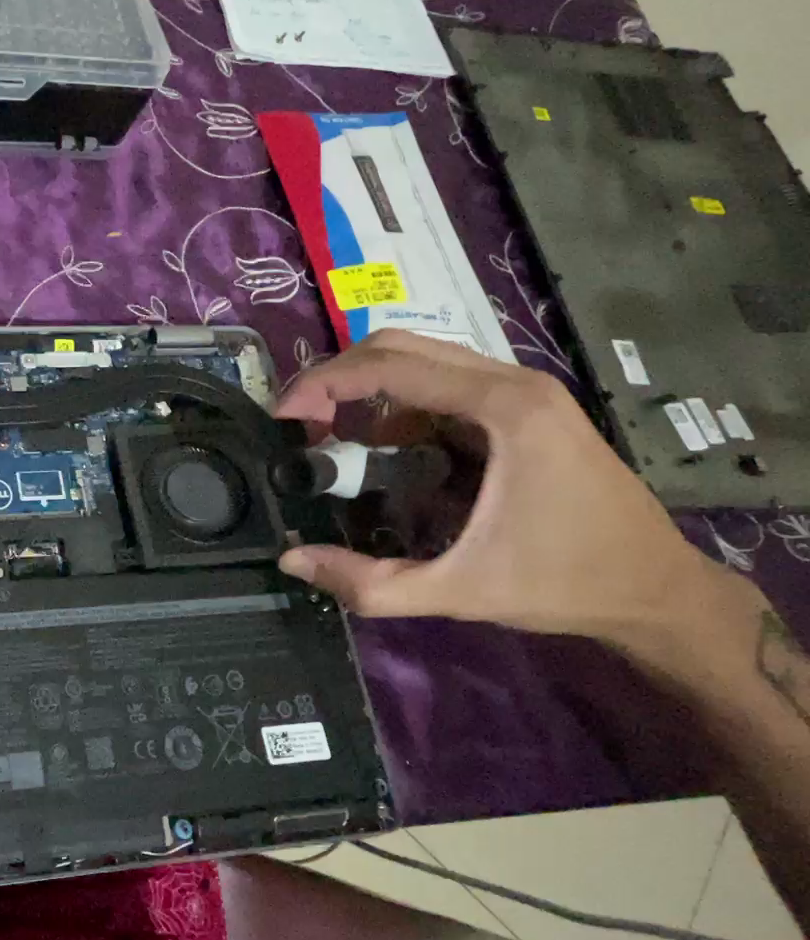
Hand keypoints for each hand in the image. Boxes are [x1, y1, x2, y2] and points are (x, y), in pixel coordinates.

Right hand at [273, 330, 749, 651]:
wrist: (658, 590)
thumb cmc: (565, 582)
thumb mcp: (458, 592)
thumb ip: (370, 584)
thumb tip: (291, 560)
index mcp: (505, 409)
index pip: (388, 366)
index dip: (321, 385)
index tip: (282, 420)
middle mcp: (512, 382)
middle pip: (396, 347)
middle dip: (333, 379)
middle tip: (297, 425)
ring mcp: (520, 390)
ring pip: (415, 358)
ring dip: (360, 388)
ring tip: (326, 435)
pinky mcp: (519, 406)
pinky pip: (437, 382)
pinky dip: (391, 403)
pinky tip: (377, 445)